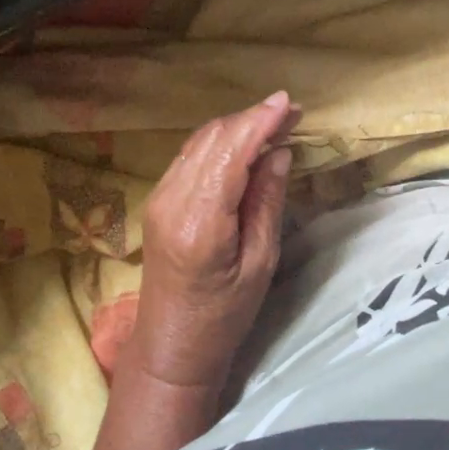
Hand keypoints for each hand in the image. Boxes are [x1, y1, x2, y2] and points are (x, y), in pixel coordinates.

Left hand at [127, 91, 296, 391]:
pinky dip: (220, 142)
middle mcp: (172, 199)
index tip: (289, 103)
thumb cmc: (223, 316)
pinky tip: (244, 144)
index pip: (231, 151)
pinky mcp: (157, 199)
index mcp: (200, 221)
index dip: (260, 121)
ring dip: (236, 127)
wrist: (171, 346)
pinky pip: (190, 155)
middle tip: (291, 114)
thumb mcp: (260, 263)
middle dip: (252, 118)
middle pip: (213, 138)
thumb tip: (279, 152)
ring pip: (200, 141)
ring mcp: (159, 197)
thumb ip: (267, 201)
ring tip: (274, 123)